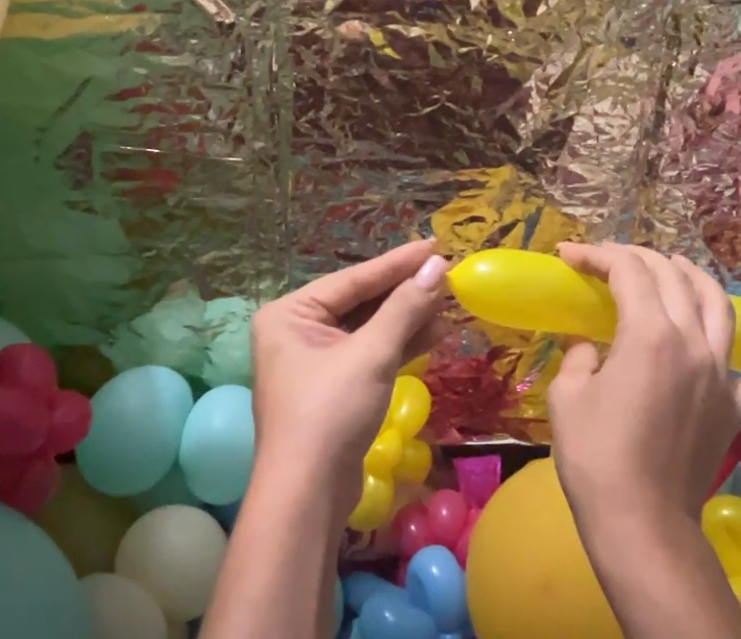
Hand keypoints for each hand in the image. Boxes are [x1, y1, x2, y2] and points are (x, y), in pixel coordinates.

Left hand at [249, 239, 448, 519]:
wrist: (307, 495)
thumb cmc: (330, 412)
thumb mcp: (371, 354)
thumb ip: (405, 308)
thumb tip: (437, 266)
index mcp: (290, 313)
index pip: (354, 279)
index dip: (398, 263)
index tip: (435, 246)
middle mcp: (296, 330)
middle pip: (361, 302)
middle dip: (405, 292)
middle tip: (447, 273)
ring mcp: (314, 361)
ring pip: (369, 329)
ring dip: (408, 318)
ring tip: (449, 302)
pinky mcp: (334, 388)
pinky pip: (370, 354)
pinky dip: (400, 345)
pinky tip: (435, 333)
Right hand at [548, 243, 740, 524]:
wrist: (640, 521)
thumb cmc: (595, 457)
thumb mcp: (567, 397)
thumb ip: (578, 358)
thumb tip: (589, 347)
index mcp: (649, 334)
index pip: (627, 272)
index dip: (597, 255)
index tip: (569, 255)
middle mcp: (692, 342)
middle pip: (672, 278)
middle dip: (638, 258)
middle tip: (610, 260)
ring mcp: (721, 375)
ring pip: (719, 307)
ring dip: (697, 278)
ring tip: (679, 265)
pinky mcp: (737, 409)